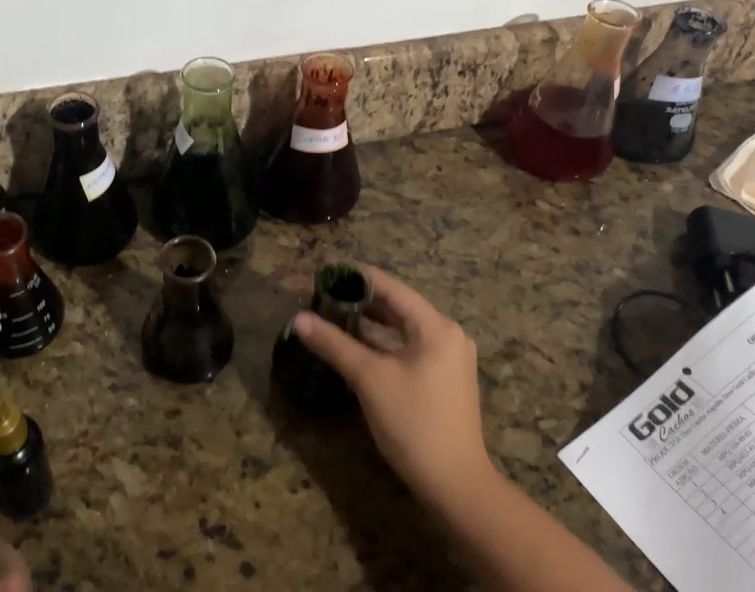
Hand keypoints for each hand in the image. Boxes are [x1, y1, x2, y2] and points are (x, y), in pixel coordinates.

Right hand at [292, 265, 490, 503]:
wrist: (454, 484)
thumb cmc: (413, 422)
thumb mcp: (369, 378)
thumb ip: (334, 343)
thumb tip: (299, 319)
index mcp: (436, 326)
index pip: (390, 287)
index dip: (354, 277)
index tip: (322, 271)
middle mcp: (448, 334)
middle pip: (398, 305)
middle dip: (359, 299)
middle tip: (322, 294)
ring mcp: (449, 358)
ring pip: (402, 328)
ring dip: (370, 321)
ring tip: (333, 314)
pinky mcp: (444, 379)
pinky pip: (409, 347)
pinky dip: (383, 342)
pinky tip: (357, 344)